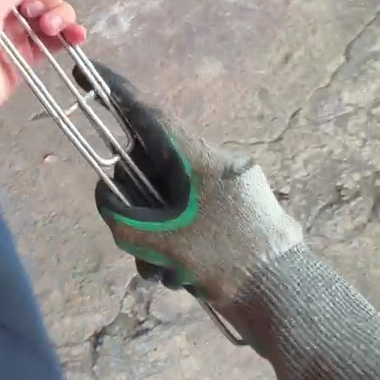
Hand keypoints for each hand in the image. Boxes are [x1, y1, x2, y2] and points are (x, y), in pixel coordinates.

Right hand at [84, 63, 302, 305]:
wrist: (294, 308)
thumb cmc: (227, 262)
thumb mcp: (161, 242)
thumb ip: (120, 215)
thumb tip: (107, 196)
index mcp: (198, 158)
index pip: (146, 113)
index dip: (112, 90)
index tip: (84, 71)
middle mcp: (214, 165)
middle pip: (150, 165)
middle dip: (136, 203)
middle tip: (135, 238)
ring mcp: (228, 190)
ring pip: (168, 196)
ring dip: (156, 234)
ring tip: (162, 270)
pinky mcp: (237, 215)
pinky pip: (190, 214)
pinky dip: (176, 242)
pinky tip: (179, 275)